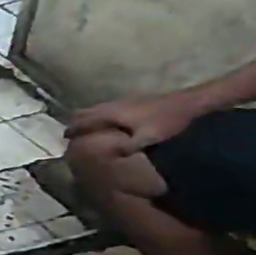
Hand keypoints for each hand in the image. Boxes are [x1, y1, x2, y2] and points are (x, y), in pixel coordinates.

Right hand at [64, 91, 205, 154]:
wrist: (192, 102)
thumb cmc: (168, 121)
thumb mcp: (148, 138)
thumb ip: (127, 147)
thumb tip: (110, 154)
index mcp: (109, 114)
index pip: (81, 122)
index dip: (71, 131)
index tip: (63, 139)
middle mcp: (110, 106)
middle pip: (83, 112)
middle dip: (74, 122)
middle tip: (72, 134)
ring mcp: (121, 101)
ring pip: (94, 109)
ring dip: (87, 118)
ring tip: (87, 128)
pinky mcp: (131, 100)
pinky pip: (105, 108)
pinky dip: (99, 115)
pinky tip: (108, 122)